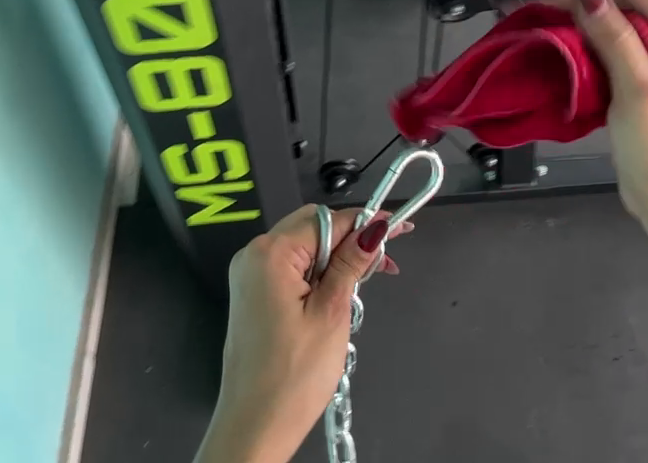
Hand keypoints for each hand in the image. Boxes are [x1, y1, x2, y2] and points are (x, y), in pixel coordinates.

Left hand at [194, 204, 406, 462]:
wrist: (253, 427)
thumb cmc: (294, 374)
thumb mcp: (331, 313)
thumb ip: (351, 264)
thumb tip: (374, 228)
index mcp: (270, 252)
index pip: (327, 220)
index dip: (364, 222)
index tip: (398, 227)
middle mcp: (254, 253)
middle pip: (312, 227)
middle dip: (349, 239)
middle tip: (382, 263)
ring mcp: (249, 274)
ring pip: (303, 247)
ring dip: (335, 257)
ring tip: (364, 281)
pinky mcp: (252, 294)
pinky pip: (290, 267)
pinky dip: (317, 273)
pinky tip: (337, 292)